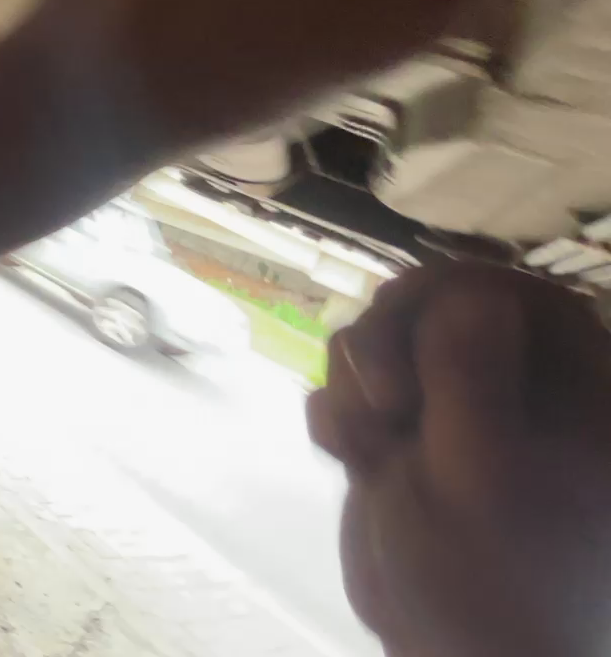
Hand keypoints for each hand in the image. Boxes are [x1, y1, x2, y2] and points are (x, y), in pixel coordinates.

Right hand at [308, 264, 610, 656]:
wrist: (446, 648)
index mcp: (574, 403)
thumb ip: (475, 377)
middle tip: (385, 402)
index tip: (399, 317)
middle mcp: (515, 398)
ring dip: (350, 388)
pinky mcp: (399, 435)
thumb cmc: (482, 573)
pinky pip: (345, 389)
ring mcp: (451, 417)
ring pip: (376, 348)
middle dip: (382, 345)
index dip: (451, 289)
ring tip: (368, 450)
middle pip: (428, 310)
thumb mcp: (478, 473)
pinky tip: (350, 461)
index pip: (519, 296)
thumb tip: (475, 288)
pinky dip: (335, 418)